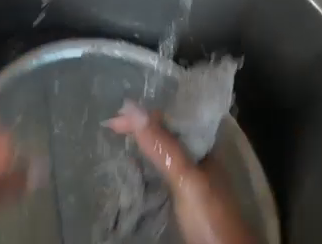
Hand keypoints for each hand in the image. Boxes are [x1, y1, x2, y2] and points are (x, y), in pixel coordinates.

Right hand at [107, 103, 256, 243]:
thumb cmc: (210, 215)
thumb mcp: (186, 178)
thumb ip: (163, 145)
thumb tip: (130, 106)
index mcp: (204, 147)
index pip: (170, 118)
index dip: (142, 116)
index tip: (113, 121)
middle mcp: (198, 160)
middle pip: (166, 134)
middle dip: (139, 128)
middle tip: (110, 129)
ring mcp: (192, 182)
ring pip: (163, 156)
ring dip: (142, 149)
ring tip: (116, 146)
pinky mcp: (185, 203)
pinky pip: (160, 177)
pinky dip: (145, 171)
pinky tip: (132, 175)